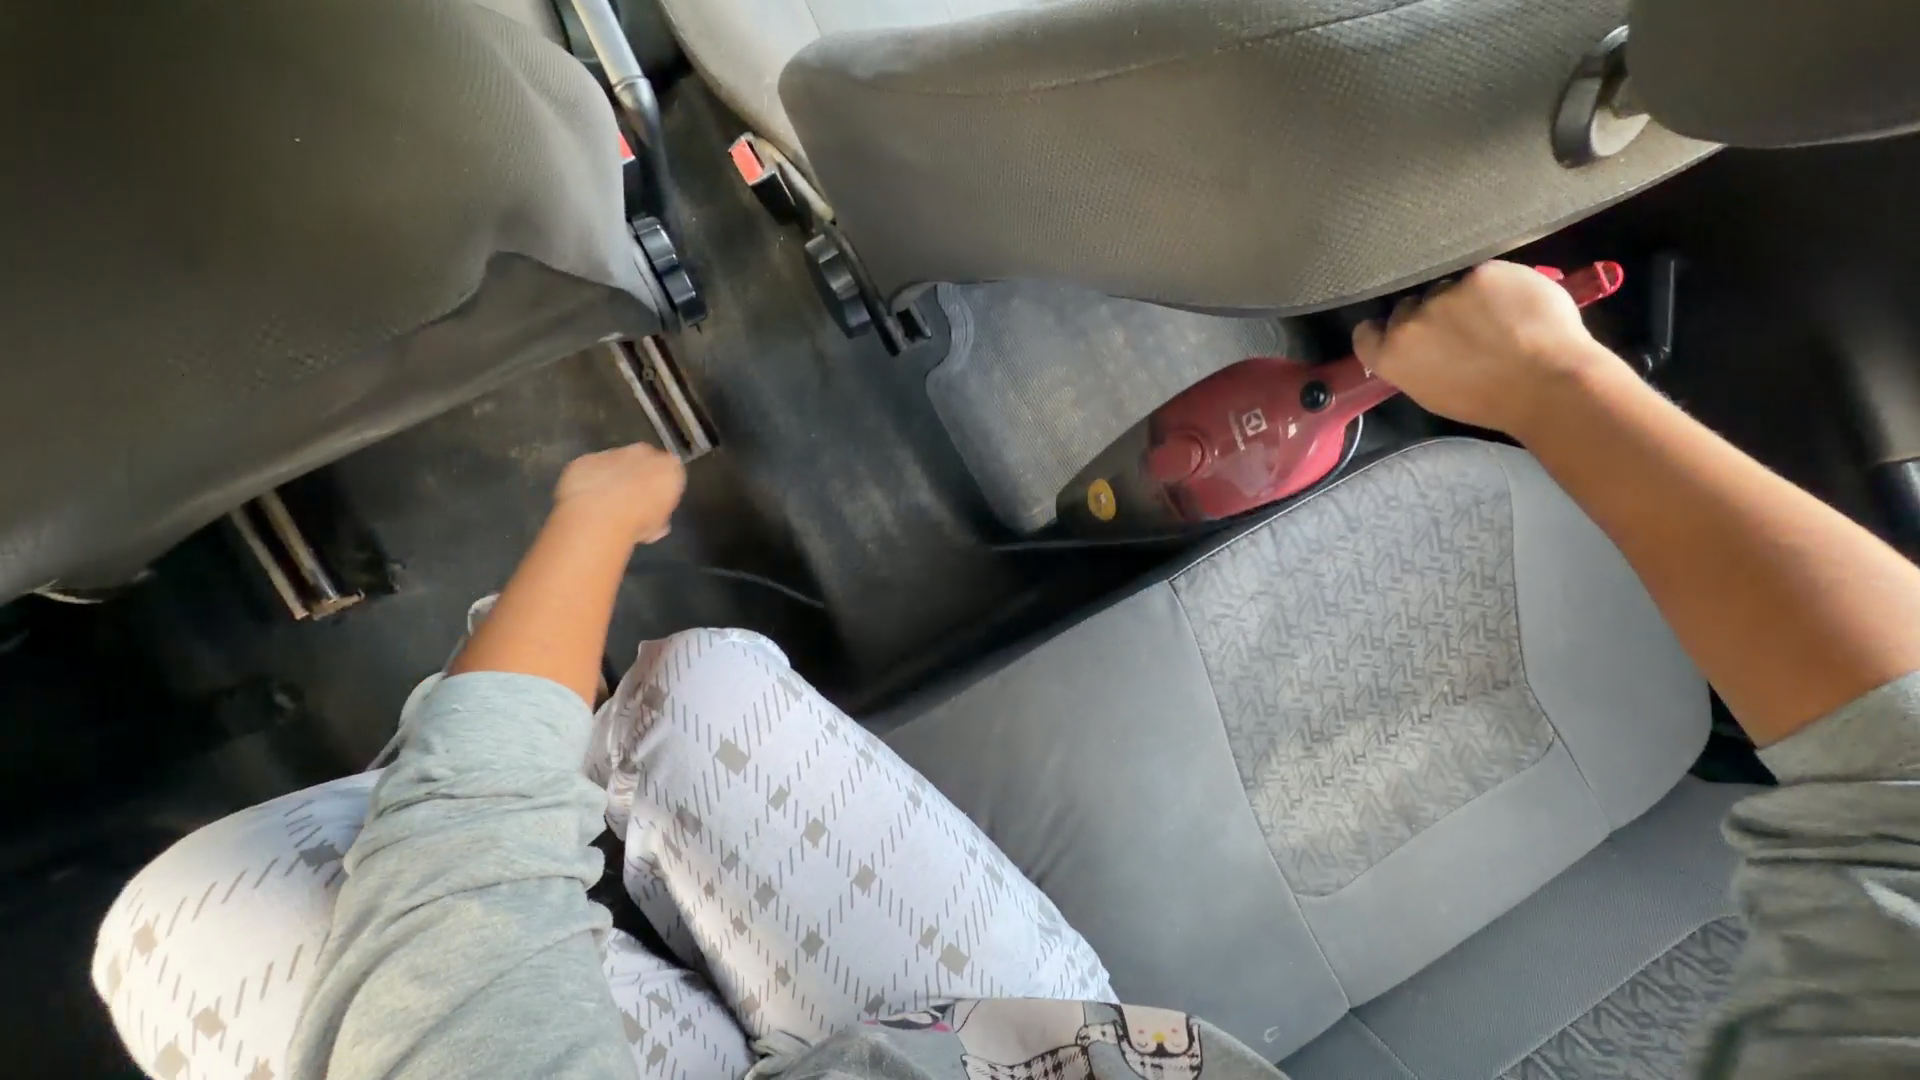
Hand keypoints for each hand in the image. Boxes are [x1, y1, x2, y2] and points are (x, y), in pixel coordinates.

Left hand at [551, 442, 685, 545]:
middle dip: (639, 475)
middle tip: (631, 500)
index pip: (671, 472)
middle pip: (645, 461)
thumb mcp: (659, 525)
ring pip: (616, 462)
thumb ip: (660, 510)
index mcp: (670, 467)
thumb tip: (653, 513)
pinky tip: (586, 499)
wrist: (597, 517)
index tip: (655, 502)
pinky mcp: (586, 458)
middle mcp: (644, 453)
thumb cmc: (638, 523)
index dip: (662, 487)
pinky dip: (590, 479)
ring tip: (605, 503)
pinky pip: (591, 468)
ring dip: (614, 476)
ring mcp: (613, 453)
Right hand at [1352, 261, 1627, 438]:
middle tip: (1458, 329)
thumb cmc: (1488, 400)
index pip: (1366, 333)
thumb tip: (1417, 347)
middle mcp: (1408, 323)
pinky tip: (1515, 304)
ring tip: (1494, 316)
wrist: (1546, 383)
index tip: (1399, 333)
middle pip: (1408, 306)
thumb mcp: (1430, 392)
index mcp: (1391, 357)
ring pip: (1446, 288)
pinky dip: (1496, 286)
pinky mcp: (1481, 273)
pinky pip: (1481, 273)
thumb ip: (1411, 364)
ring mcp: (1444, 294)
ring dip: (1462, 297)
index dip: (1382, 330)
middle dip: (1427, 314)